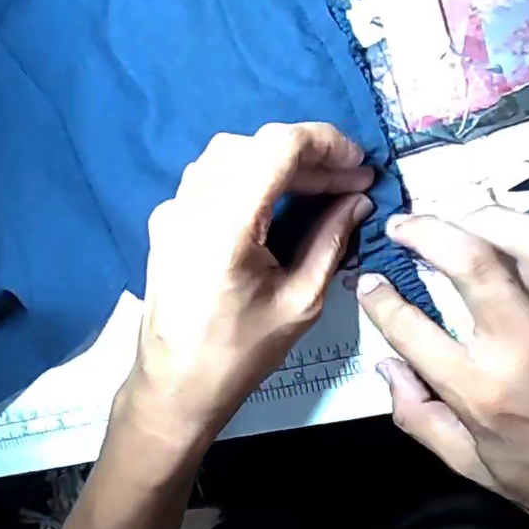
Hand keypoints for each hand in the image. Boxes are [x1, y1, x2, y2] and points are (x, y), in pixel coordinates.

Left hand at [122, 123, 374, 453]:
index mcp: (225, 227)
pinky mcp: (168, 219)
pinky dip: (254, 175)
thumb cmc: (241, 352)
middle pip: (255, 145)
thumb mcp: (301, 301)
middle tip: (350, 183)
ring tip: (322, 188)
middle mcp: (191, 205)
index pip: (276, 147)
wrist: (176, 385)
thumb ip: (331, 241)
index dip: (325, 143)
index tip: (359, 166)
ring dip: (281, 162)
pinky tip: (280, 201)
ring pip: (232, 155)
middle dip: (309, 155)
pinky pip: (214, 177)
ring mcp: (173, 209)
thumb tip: (358, 200)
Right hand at [355, 207, 528, 528]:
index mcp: (484, 395)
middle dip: (426, 232)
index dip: (380, 299)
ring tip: (465, 213)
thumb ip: (425, 422)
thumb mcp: (482, 474)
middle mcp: (527, 348)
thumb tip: (389, 370)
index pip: (413, 330)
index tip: (370, 281)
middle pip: (471, 263)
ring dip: (494, 217)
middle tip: (404, 225)